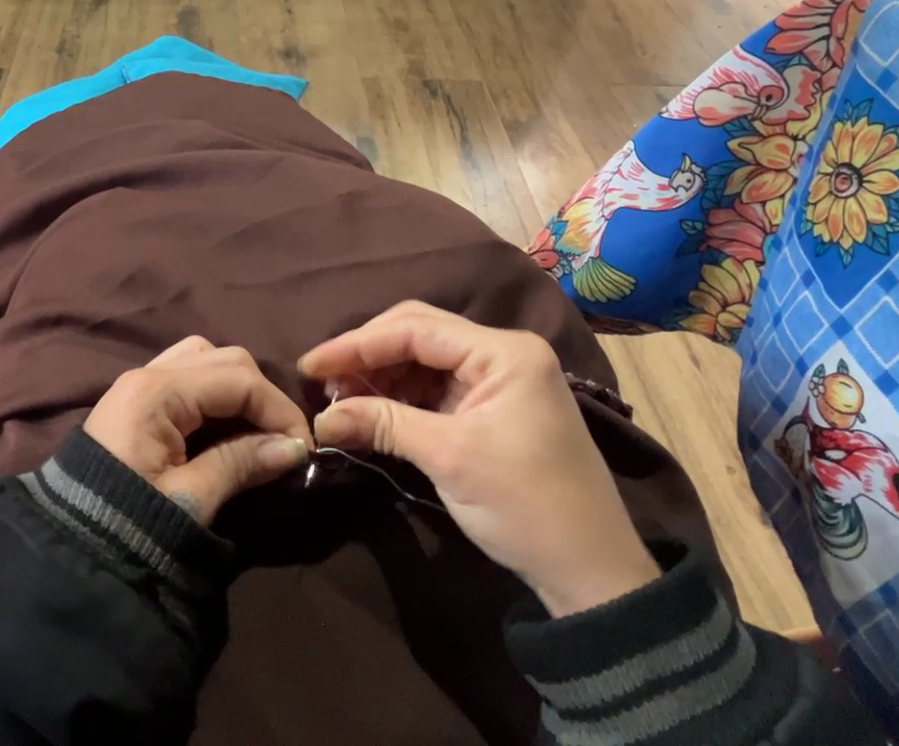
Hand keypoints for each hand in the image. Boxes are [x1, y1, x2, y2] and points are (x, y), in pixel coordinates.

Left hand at [85, 337, 312, 524]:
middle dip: (261, 395)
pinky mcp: (136, 399)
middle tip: (280, 441)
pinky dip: (213, 393)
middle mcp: (148, 373)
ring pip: (204, 359)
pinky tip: (225, 426)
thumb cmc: (128, 521)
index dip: (279, 411)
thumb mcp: (190, 499)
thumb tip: (294, 449)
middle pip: (224, 358)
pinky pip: (185, 375)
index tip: (303, 450)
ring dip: (236, 388)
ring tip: (254, 431)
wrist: (68, 541)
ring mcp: (139, 382)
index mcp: (158, 392)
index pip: (238, 379)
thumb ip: (241, 463)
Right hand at [299, 302, 659, 616]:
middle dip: (366, 355)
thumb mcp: (448, 458)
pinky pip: (433, 386)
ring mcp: (497, 379)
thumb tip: (322, 420)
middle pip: (417, 333)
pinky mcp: (489, 406)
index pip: (414, 329)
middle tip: (324, 384)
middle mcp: (501, 353)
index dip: (355, 345)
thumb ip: (383, 424)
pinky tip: (371, 411)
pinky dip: (398, 396)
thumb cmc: (524, 505)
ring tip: (342, 402)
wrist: (589, 570)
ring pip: (421, 358)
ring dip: (379, 375)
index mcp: (503, 352)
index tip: (309, 367)